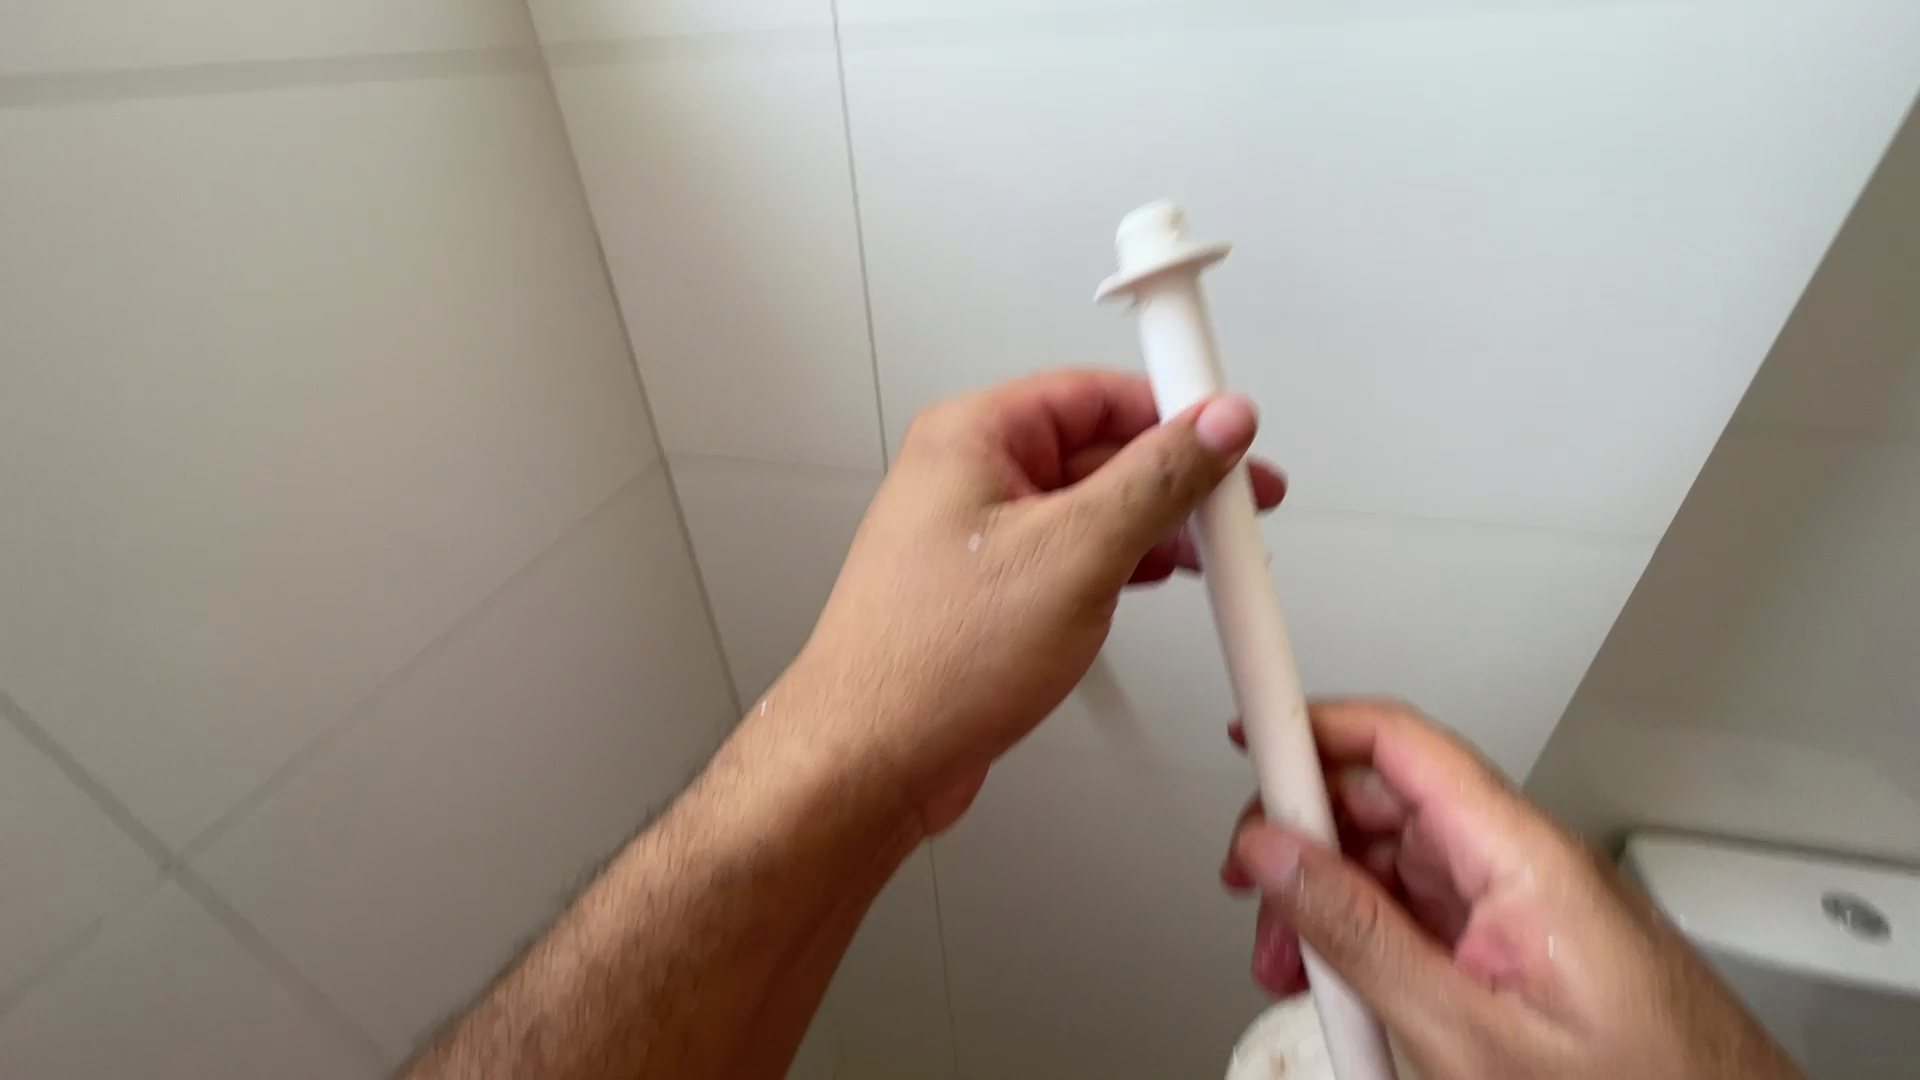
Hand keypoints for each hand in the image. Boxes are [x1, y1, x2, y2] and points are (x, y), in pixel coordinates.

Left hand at [772, 370, 1282, 834]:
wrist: (873, 757)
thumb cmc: (931, 660)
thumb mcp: (1072, 554)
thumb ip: (1154, 482)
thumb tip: (1213, 426)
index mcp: (970, 438)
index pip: (1091, 392)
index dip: (1169, 408)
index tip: (1226, 432)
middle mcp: (967, 478)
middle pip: (1093, 448)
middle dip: (1169, 476)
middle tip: (1233, 498)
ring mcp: (977, 535)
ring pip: (1085, 504)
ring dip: (1150, 523)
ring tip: (1209, 547)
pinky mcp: (988, 585)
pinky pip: (1065, 550)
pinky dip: (1116, 559)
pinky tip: (1153, 576)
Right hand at [1222, 700, 1802, 1079]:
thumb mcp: (1470, 1039)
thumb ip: (1359, 935)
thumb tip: (1272, 851)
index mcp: (1522, 858)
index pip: (1398, 741)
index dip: (1314, 723)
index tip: (1251, 730)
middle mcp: (1515, 861)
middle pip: (1374, 797)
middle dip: (1299, 834)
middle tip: (1252, 879)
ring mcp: (1508, 899)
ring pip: (1380, 854)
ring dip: (1319, 894)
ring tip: (1288, 955)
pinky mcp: (1502, 936)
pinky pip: (1405, 902)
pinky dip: (1354, 930)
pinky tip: (1334, 976)